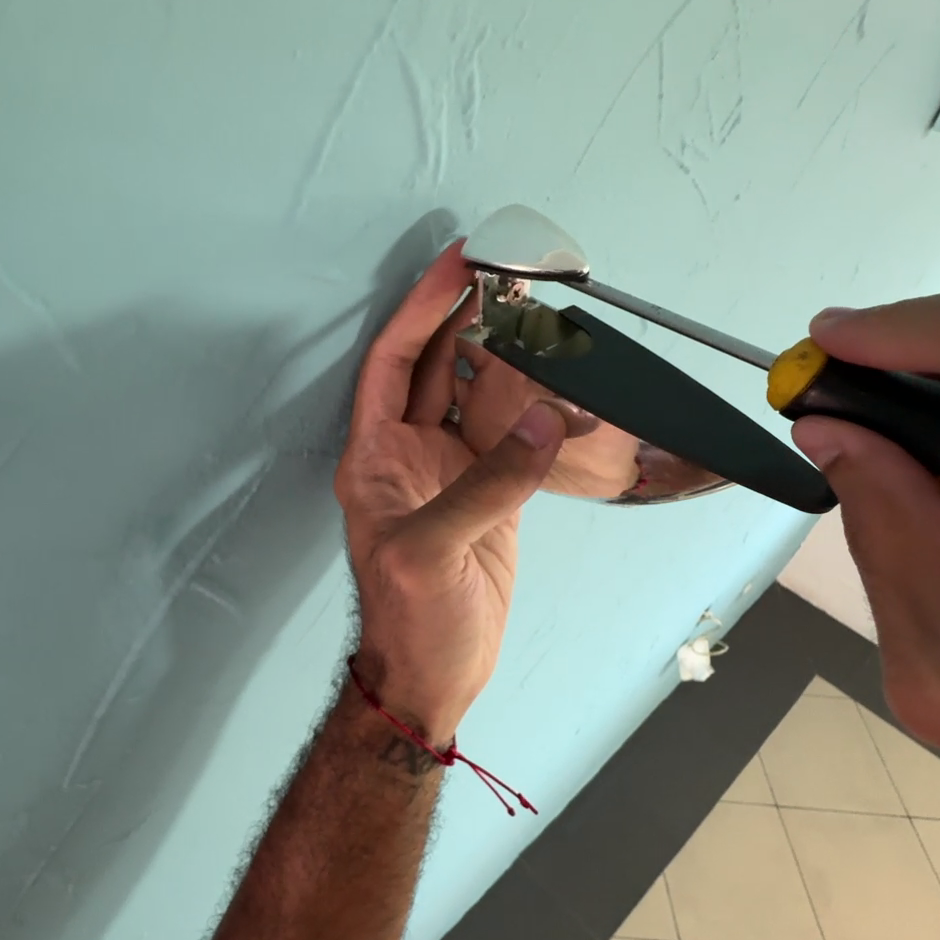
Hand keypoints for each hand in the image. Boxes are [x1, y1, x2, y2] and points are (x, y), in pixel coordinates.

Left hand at [335, 242, 566, 742]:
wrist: (433, 674)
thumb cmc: (409, 621)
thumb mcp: (429, 553)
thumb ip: (483, 487)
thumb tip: (540, 423)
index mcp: (374, 458)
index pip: (392, 362)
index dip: (419, 310)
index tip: (453, 265)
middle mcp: (408, 454)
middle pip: (435, 366)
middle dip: (464, 318)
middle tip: (504, 271)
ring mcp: (451, 472)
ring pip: (477, 396)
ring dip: (506, 358)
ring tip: (540, 314)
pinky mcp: (489, 495)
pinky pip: (513, 438)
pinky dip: (538, 412)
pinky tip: (564, 387)